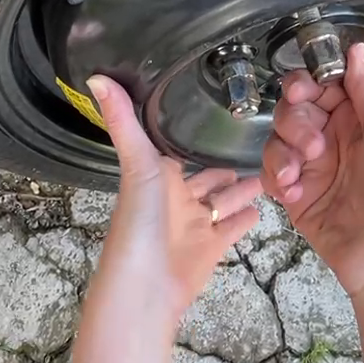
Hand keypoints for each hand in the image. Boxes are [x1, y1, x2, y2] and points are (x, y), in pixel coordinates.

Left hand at [68, 75, 263, 362]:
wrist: (145, 288)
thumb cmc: (138, 222)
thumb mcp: (136, 164)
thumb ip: (123, 122)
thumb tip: (96, 75)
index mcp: (157, 176)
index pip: (178, 151)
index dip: (194, 136)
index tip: (213, 116)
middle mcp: (176, 198)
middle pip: (206, 177)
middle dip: (224, 165)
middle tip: (251, 146)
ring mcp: (195, 224)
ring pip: (224, 200)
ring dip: (242, 188)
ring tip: (267, 173)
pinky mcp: (212, 248)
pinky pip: (232, 228)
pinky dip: (245, 218)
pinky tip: (262, 207)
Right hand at [261, 43, 363, 296]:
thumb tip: (355, 49)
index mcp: (360, 118)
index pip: (323, 85)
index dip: (307, 84)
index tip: (302, 92)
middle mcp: (334, 138)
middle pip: (294, 107)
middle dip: (296, 120)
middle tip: (313, 144)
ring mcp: (313, 166)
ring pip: (278, 137)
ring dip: (284, 151)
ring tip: (300, 173)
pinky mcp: (296, 194)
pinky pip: (271, 171)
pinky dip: (277, 177)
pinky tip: (293, 193)